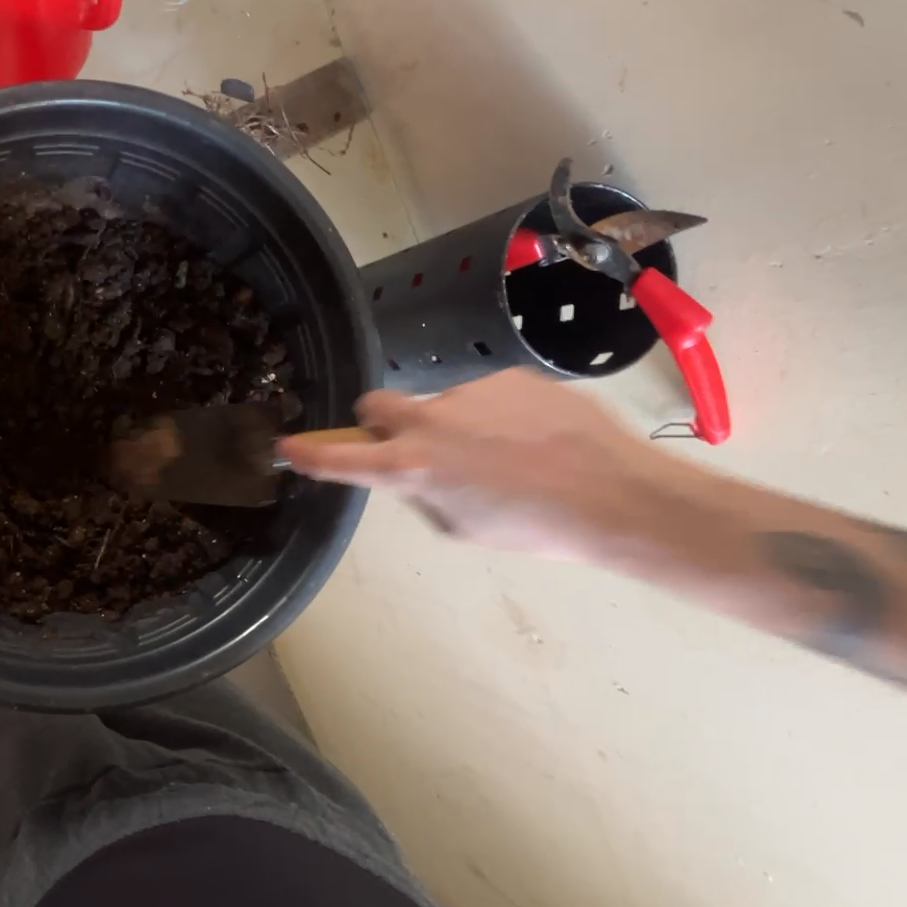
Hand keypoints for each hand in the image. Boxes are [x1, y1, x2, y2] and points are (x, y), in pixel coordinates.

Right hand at [279, 370, 684, 559]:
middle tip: (412, 447)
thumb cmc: (534, 529)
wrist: (619, 496)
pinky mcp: (510, 377)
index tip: (287, 447)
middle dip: (380, 424)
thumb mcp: (459, 527)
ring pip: (440, 404)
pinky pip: (486, 394)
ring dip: (453, 424)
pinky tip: (533, 436)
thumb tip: (415, 472)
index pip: (339, 458)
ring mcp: (469, 393)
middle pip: (375, 406)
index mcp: (410, 467)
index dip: (308, 454)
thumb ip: (420, 493)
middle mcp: (428, 421)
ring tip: (505, 452)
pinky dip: (496, 414)